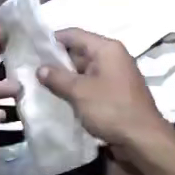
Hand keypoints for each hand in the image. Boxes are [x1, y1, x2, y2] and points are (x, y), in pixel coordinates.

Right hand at [36, 28, 172, 151]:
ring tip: (39, 85)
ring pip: (84, 71)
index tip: (31, 48)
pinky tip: (59, 98)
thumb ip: (57, 78)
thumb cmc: (111, 109)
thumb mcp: (80, 92)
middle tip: (31, 70)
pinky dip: (77, 90)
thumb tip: (40, 68)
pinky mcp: (115, 94)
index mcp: (107, 49)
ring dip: (65, 78)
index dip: (52, 39)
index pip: (74, 34)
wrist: (143, 140)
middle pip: (79, 52)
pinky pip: (91, 85)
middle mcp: (113, 57)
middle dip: (57, 61)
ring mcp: (115, 76)